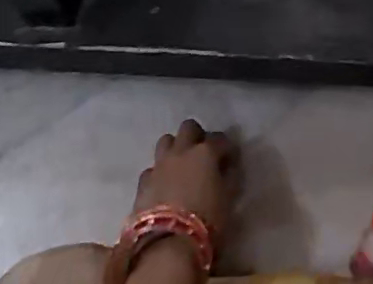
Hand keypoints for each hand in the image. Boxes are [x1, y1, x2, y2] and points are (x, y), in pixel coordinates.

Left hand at [133, 119, 239, 243]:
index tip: (229, 160)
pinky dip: (158, 173)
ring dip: (174, 149)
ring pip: (166, 141)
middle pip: (188, 127)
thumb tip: (228, 168)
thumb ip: (229, 178)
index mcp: (205, 152)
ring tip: (180, 165)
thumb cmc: (205, 221)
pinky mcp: (143, 183)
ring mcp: (160, 165)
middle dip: (196, 136)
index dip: (226, 148)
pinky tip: (163, 186)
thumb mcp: (227, 199)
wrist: (167, 245)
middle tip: (202, 154)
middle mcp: (182, 151)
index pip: (220, 138)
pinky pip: (152, 168)